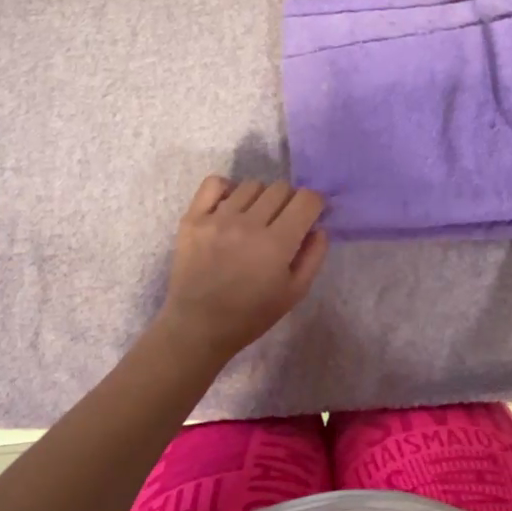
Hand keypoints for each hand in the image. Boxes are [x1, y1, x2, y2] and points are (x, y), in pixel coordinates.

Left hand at [157, 176, 329, 359]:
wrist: (198, 327)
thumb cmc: (251, 315)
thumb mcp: (295, 293)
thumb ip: (314, 256)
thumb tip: (319, 226)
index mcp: (276, 243)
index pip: (307, 199)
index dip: (315, 204)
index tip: (311, 215)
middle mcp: (248, 224)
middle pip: (281, 188)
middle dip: (290, 202)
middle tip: (283, 222)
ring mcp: (217, 218)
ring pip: (252, 185)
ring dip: (261, 199)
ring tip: (254, 220)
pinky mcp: (193, 218)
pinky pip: (215, 183)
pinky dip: (227, 189)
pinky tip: (230, 208)